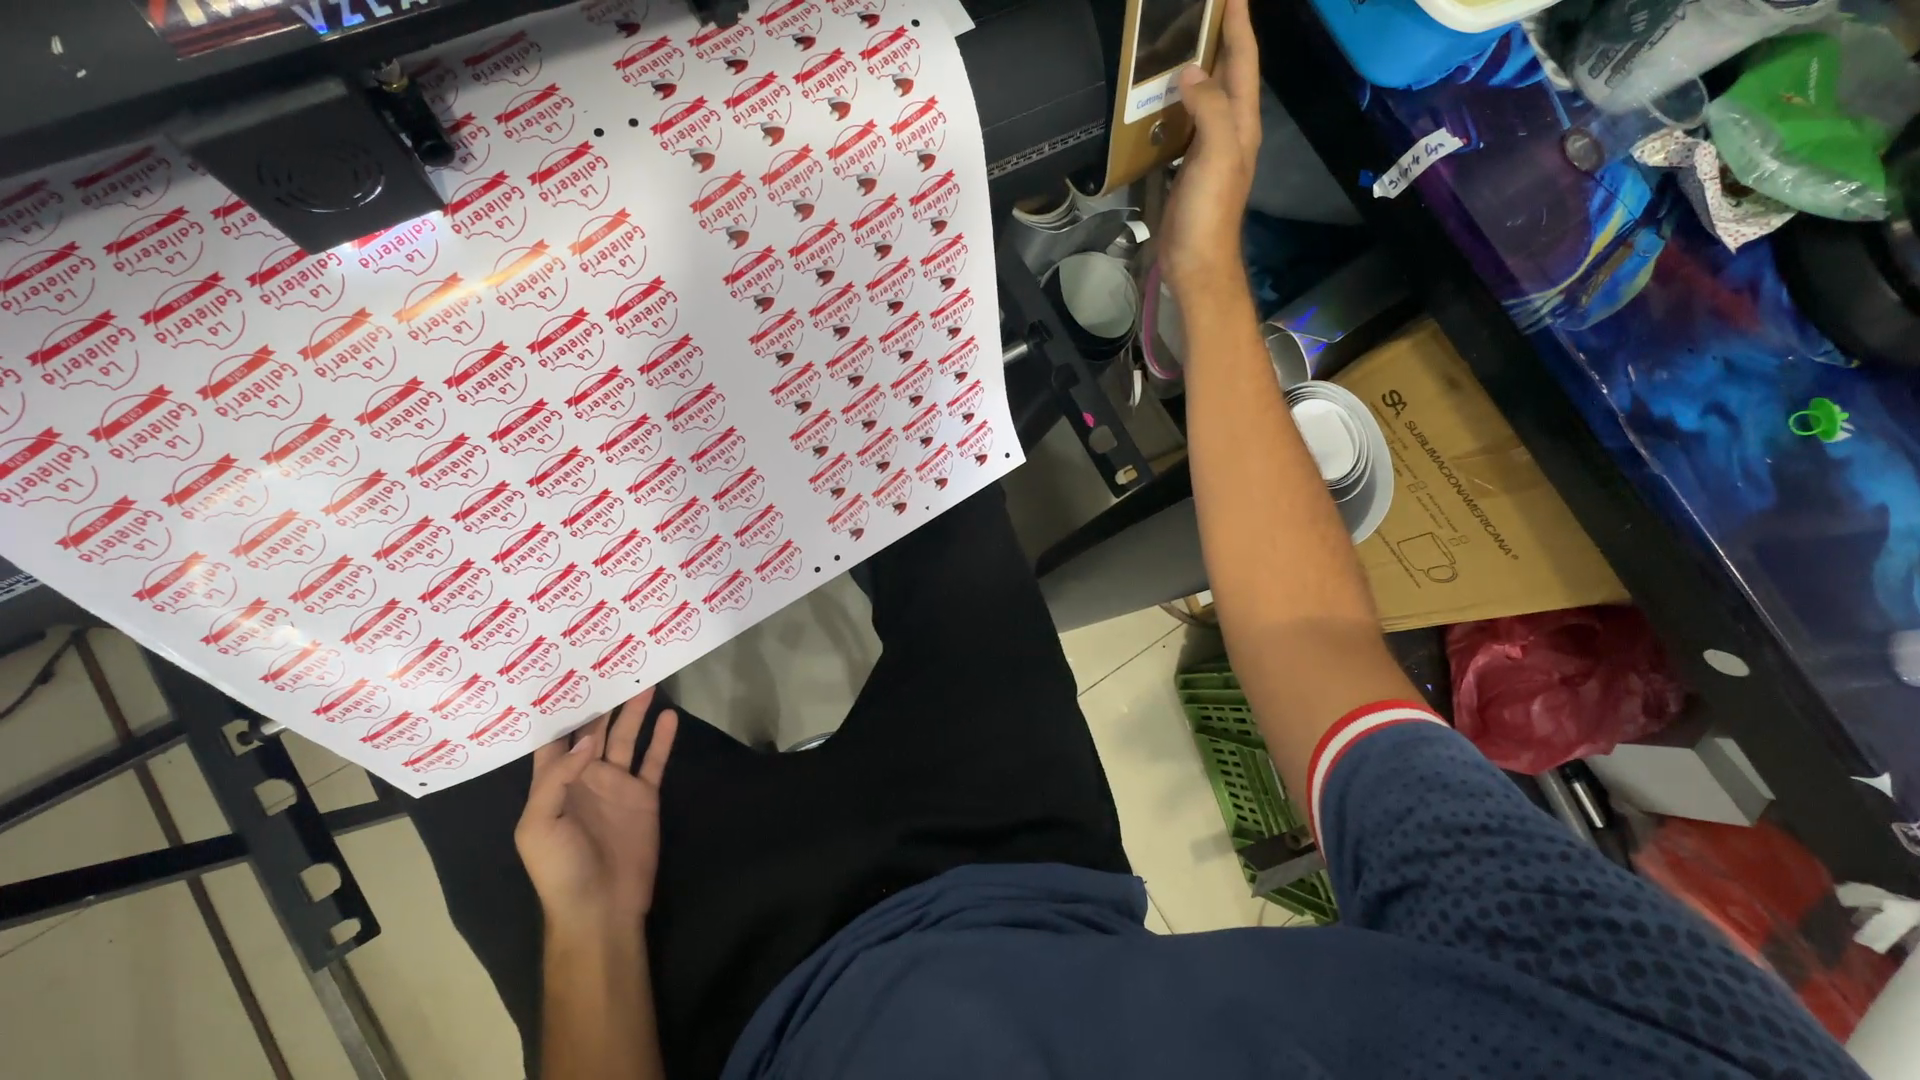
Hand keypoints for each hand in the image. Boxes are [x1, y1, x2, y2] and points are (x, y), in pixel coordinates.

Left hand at [515, 687, 679, 930]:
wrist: (600, 906)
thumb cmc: (559, 869)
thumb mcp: (538, 826)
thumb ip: (557, 779)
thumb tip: (587, 740)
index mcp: (552, 782)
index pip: (553, 738)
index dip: (558, 709)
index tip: (565, 674)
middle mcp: (585, 776)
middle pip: (594, 729)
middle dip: (602, 700)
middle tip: (613, 665)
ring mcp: (617, 784)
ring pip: (626, 737)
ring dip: (635, 711)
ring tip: (646, 681)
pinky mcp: (644, 796)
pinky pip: (654, 760)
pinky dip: (662, 738)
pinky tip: (671, 716)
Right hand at [1159, 0, 1261, 297]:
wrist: (1197, 264)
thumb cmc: (1209, 212)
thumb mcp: (1216, 155)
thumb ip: (1208, 109)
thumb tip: (1189, 72)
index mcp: (1242, 123)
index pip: (1244, 61)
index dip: (1238, 23)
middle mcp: (1230, 131)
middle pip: (1228, 73)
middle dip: (1218, 38)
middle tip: (1199, 11)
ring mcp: (1208, 151)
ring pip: (1205, 97)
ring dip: (1195, 68)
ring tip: (1174, 42)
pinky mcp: (1187, 168)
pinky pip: (1184, 124)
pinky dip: (1174, 104)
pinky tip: (1157, 98)